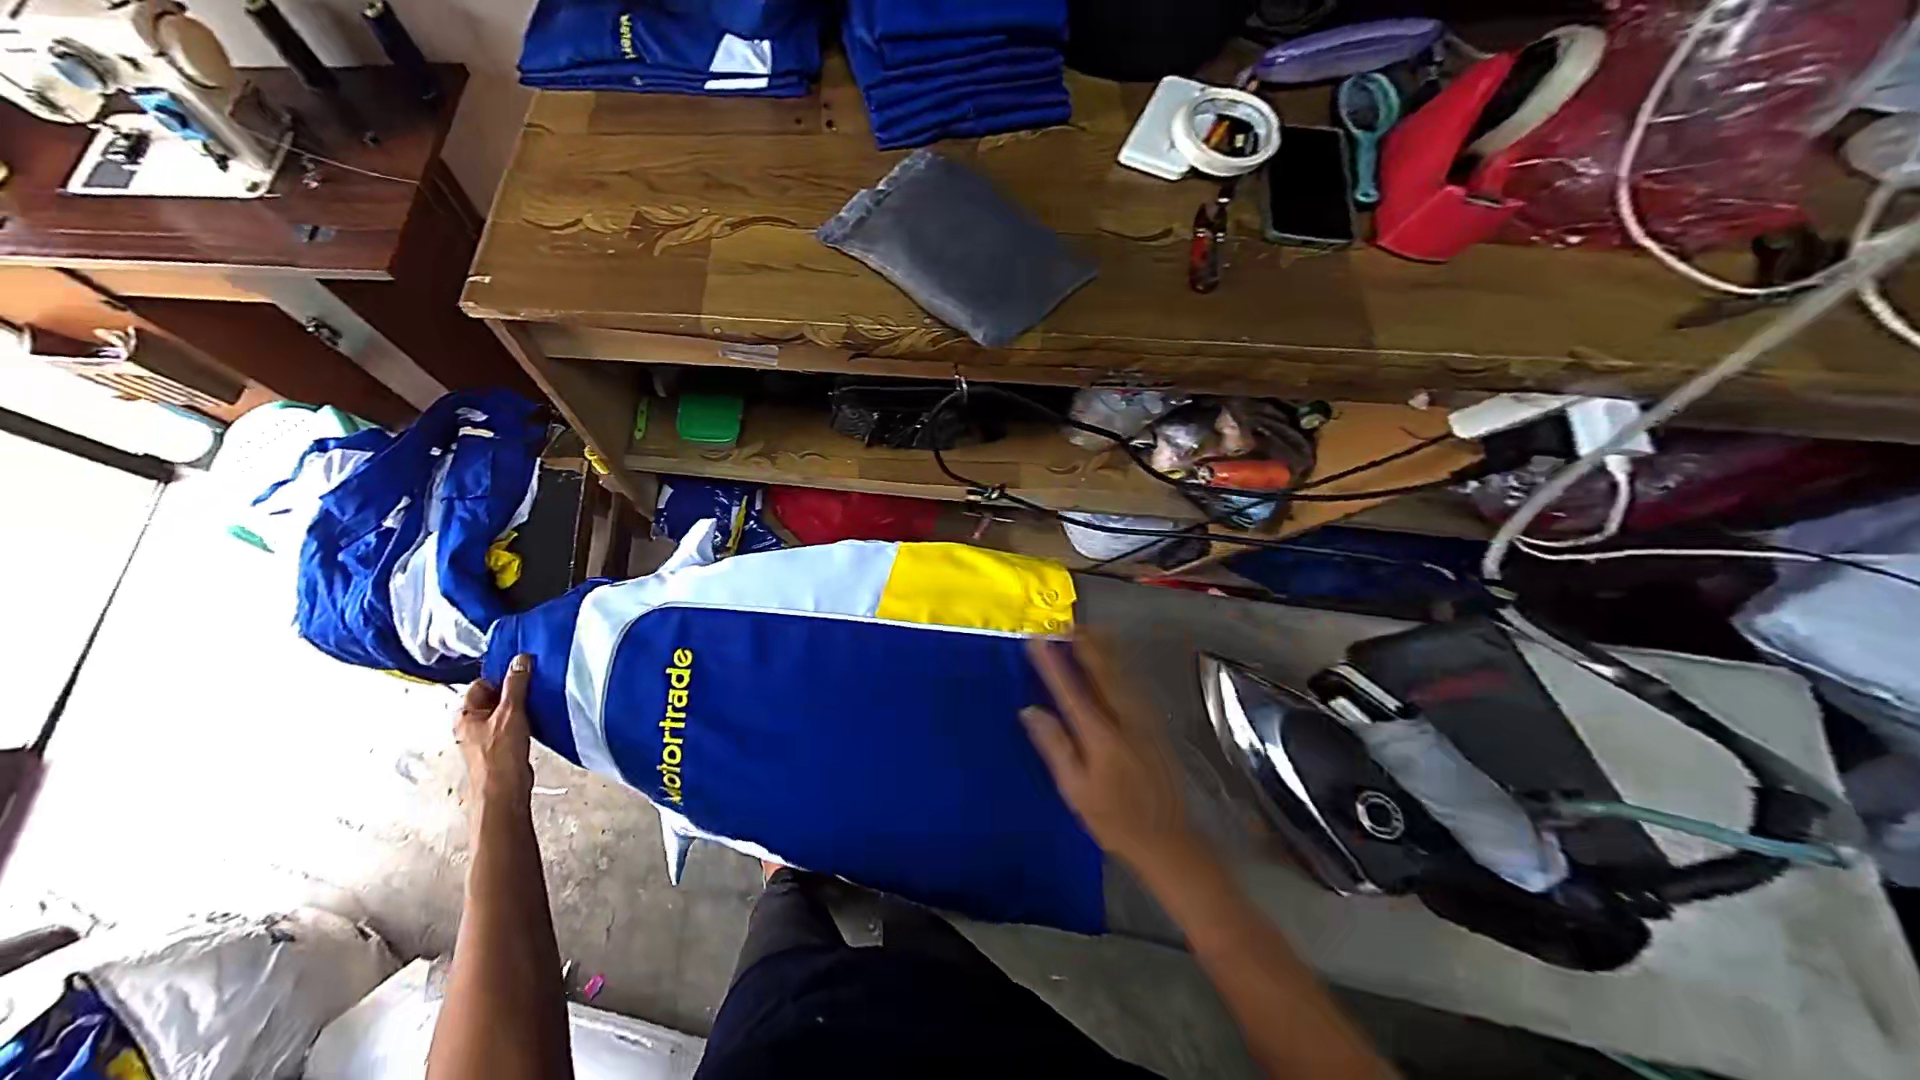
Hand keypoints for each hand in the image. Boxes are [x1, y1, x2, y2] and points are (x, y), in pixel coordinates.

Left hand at [454, 654, 534, 811]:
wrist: (504, 790)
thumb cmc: (501, 752)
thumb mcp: (511, 712)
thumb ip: (516, 684)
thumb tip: (520, 658)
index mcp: (465, 713)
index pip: (483, 683)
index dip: (503, 678)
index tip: (525, 674)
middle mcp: (471, 723)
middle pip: (496, 696)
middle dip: (516, 692)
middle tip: (536, 688)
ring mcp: (486, 735)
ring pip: (506, 711)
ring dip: (522, 706)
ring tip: (539, 703)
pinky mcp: (501, 745)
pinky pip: (514, 724)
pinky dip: (526, 720)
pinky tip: (539, 719)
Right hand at [1022, 634, 1194, 874]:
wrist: (1167, 840)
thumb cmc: (1114, 819)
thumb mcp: (1075, 789)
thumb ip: (1055, 746)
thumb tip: (1030, 710)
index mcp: (1101, 734)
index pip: (1071, 690)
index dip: (1053, 663)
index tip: (1038, 641)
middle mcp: (1125, 719)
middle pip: (1102, 672)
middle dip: (1085, 646)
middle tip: (1067, 625)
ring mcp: (1144, 721)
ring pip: (1122, 675)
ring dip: (1104, 651)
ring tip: (1087, 632)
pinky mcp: (1155, 726)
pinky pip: (1133, 686)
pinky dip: (1119, 667)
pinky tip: (1113, 662)